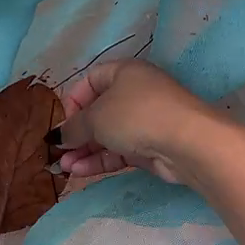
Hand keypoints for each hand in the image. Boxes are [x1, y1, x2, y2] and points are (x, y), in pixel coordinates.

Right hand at [56, 60, 218, 184]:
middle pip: (97, 112)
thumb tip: (58, 136)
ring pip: (106, 135)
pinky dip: (99, 160)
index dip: (72, 101)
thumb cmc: (136, 115)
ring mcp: (143, 122)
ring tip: (64, 167)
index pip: (90, 81)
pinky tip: (79, 171)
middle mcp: (134, 93)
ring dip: (84, 151)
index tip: (63, 123)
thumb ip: (72, 127)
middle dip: (76, 134)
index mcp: (123, 73)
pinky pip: (118, 151)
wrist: (186, 142)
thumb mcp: (95, 117)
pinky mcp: (149, 146)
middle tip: (58, 151)